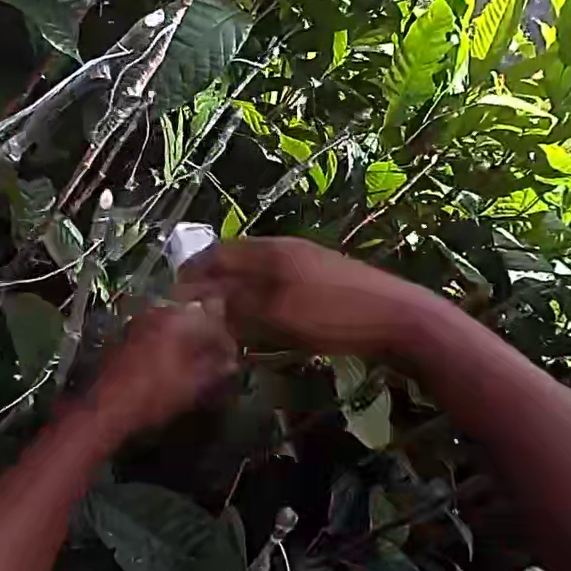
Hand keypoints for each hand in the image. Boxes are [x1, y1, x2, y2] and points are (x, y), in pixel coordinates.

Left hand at [89, 300, 237, 435]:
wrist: (104, 408)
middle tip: (217, 357)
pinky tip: (174, 361)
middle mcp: (161, 312)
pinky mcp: (129, 333)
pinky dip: (171, 341)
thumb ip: (214, 371)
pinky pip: (159, 330)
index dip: (227, 343)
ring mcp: (142, 321)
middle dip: (208, 336)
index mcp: (181, 320)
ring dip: (190, 338)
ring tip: (197, 361)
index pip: (215, 323)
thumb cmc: (152, 396)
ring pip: (176, 322)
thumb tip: (231, 365)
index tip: (231, 361)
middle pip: (195, 317)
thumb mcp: (191, 386)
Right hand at [176, 237, 454, 357]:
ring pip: (258, 274)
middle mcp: (285, 248)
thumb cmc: (333, 313)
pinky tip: (262, 321)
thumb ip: (239, 305)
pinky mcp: (322, 278)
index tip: (174, 297)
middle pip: (238, 261)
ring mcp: (306, 261)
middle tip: (197, 313)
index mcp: (271, 250)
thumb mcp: (278, 313)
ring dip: (238, 293)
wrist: (396, 316)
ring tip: (224, 320)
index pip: (219, 252)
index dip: (193, 272)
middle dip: (214, 284)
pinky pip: (278, 284)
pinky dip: (261, 299)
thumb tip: (203, 302)